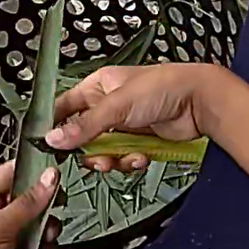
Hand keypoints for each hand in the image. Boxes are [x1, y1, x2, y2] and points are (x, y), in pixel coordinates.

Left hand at [0, 161, 57, 248]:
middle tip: (56, 206)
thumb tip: (51, 176)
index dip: (32, 171)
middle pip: (26, 198)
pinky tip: (47, 247)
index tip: (57, 171)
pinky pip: (37, 243)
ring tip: (48, 234)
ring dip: (45, 226)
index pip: (8, 174)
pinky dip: (44, 244)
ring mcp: (4, 237)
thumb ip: (28, 203)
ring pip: (35, 222)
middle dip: (42, 204)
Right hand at [44, 64, 235, 171]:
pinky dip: (129, 162)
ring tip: (119, 160)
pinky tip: (140, 157)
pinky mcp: (139, 141)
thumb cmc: (163, 87)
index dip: (56, 126)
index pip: (65, 107)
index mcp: (98, 87)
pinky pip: (123, 158)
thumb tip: (54, 139)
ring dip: (110, 160)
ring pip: (103, 152)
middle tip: (95, 159)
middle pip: (83, 136)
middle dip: (88, 152)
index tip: (49, 144)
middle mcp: (108, 105)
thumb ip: (84, 126)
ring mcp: (124, 125)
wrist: (199, 102)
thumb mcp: (117, 105)